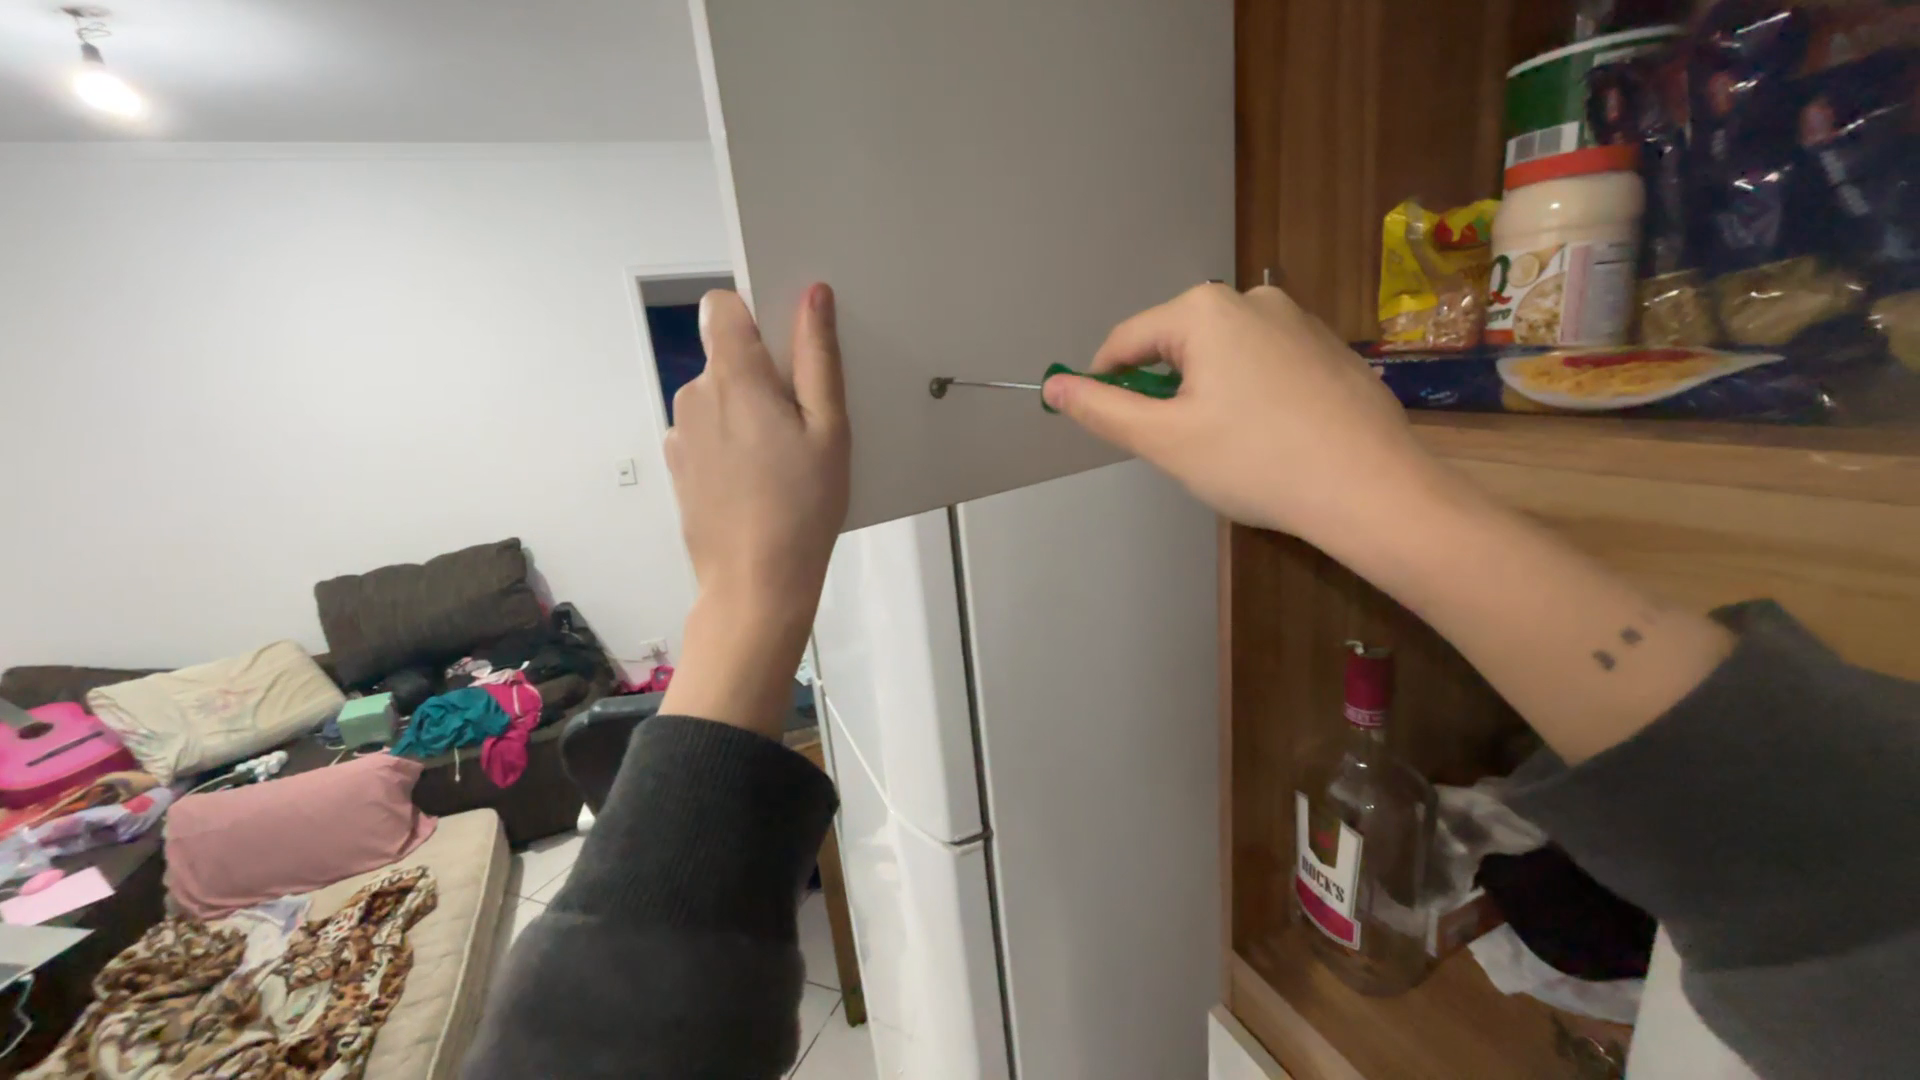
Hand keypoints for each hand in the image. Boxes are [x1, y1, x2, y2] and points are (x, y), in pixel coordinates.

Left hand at [660, 284, 848, 735]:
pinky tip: (759, 482)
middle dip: (762, 376)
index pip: (722, 306)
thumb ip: (819, 357)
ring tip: (782, 461)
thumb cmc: (801, 510)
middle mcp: (694, 397)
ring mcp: (680, 434)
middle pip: (726, 357)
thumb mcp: (830, 430)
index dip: (754, 317)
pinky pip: (708, 433)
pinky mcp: (678, 466)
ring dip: (747, 413)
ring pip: (718, 398)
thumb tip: (812, 296)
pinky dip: (732, 444)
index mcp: (734, 379)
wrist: (755, 584)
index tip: (785, 351)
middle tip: (800, 424)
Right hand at [1042, 284, 1455, 550]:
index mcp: (1204, 310)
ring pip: (1220, 356)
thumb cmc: (1255, 461)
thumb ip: (1101, 409)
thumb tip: (1051, 386)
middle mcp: (1251, 298)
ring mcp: (1297, 319)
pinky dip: (1248, 394)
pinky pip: (1263, 363)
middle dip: (1165, 393)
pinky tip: (1270, 437)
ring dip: (1205, 394)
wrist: (1370, 488)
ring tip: (1229, 446)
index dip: (1105, 385)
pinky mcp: (1327, 347)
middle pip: (1175, 345)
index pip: (1126, 341)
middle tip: (1180, 447)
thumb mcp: (1163, 440)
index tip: (1109, 426)